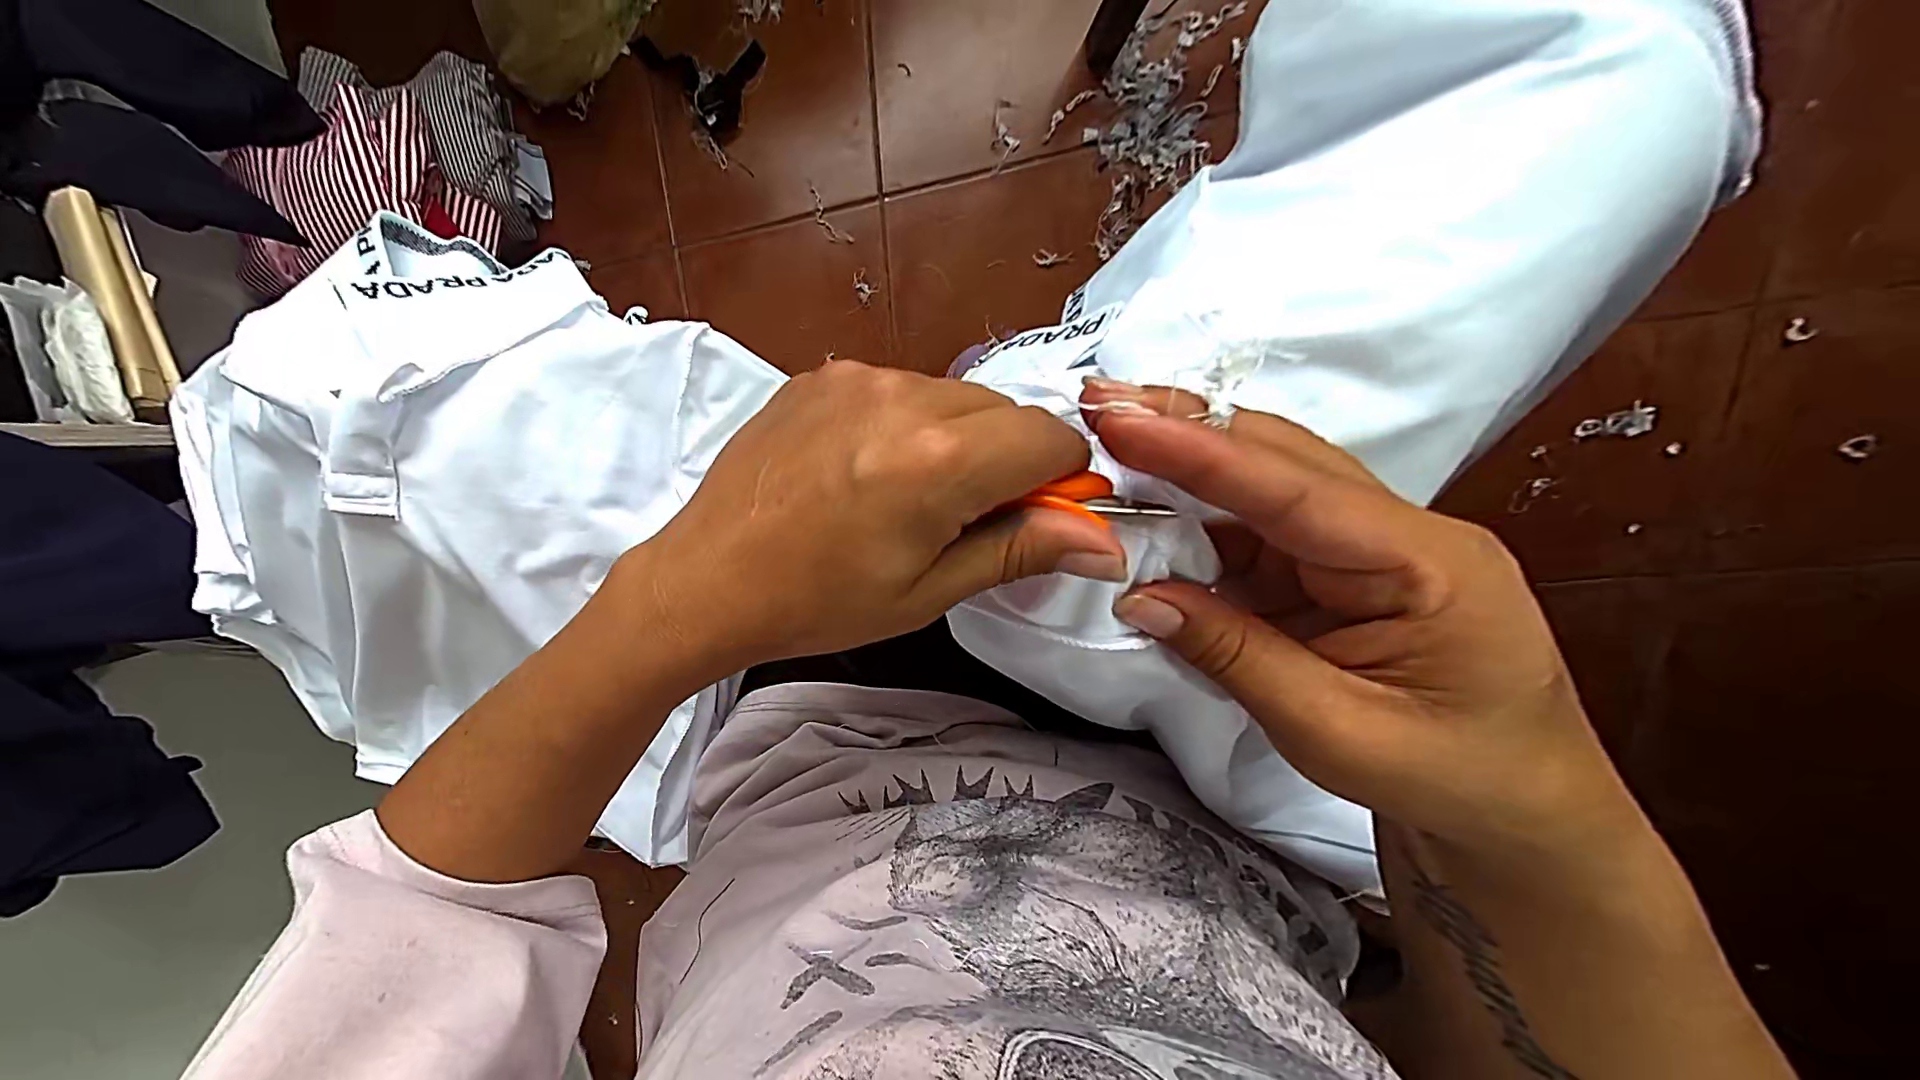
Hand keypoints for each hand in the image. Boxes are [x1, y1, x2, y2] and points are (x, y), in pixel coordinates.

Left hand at [617, 361, 1125, 671]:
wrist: (705, 579)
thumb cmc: (818, 602)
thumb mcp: (929, 591)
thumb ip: (1022, 549)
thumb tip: (1105, 543)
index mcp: (938, 460)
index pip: (1053, 437)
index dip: (1058, 480)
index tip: (1029, 516)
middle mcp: (904, 395)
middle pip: (1008, 411)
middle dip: (1008, 460)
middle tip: (959, 516)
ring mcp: (858, 375)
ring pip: (958, 396)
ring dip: (960, 439)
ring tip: (906, 493)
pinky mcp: (824, 373)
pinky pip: (904, 388)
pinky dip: (911, 423)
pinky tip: (866, 467)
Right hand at [1083, 379, 1648, 862]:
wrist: (1520, 809)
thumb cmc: (1449, 778)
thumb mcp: (1331, 730)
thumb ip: (1231, 653)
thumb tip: (1136, 597)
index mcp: (1423, 563)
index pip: (1292, 490)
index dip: (1199, 451)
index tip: (1121, 419)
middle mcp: (1397, 531)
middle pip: (1280, 458)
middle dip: (1187, 426)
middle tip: (1103, 402)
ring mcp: (1366, 545)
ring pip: (1264, 485)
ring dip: (1185, 466)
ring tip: (1112, 441)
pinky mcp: (1337, 567)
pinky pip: (1258, 530)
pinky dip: (1199, 520)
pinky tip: (1153, 509)